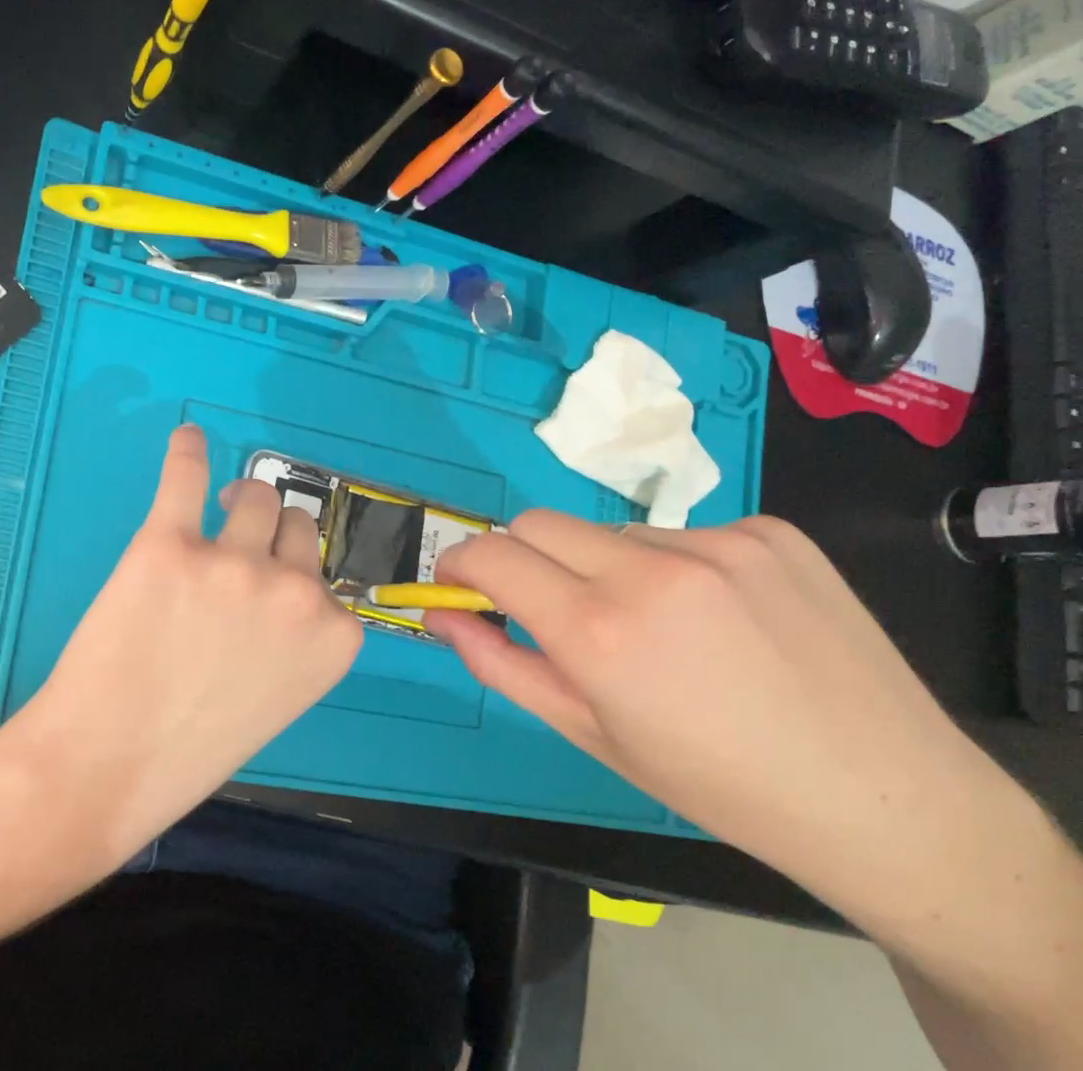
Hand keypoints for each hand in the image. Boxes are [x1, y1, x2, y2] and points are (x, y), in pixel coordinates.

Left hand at [8, 425, 362, 857]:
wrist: (109, 763)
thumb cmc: (188, 750)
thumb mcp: (274, 699)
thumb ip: (289, 642)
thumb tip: (272, 590)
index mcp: (335, 639)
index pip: (327, 582)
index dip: (292, 581)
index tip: (269, 586)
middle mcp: (296, 593)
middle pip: (295, 527)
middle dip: (271, 533)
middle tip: (240, 541)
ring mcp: (232, 564)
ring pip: (253, 498)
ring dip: (239, 499)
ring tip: (217, 504)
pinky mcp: (167, 544)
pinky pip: (186, 477)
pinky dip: (188, 453)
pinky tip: (188, 439)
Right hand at [421, 511, 1016, 893]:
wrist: (881, 794)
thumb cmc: (713, 782)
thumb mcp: (587, 732)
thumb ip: (499, 663)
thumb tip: (437, 616)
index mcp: (599, 630)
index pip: (491, 555)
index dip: (458, 563)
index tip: (457, 584)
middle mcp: (653, 569)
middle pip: (538, 523)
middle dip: (518, 558)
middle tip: (542, 608)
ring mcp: (720, 543)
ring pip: (611, 532)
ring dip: (600, 566)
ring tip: (652, 627)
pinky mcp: (773, 533)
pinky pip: (683, 533)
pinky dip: (670, 566)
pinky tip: (715, 618)